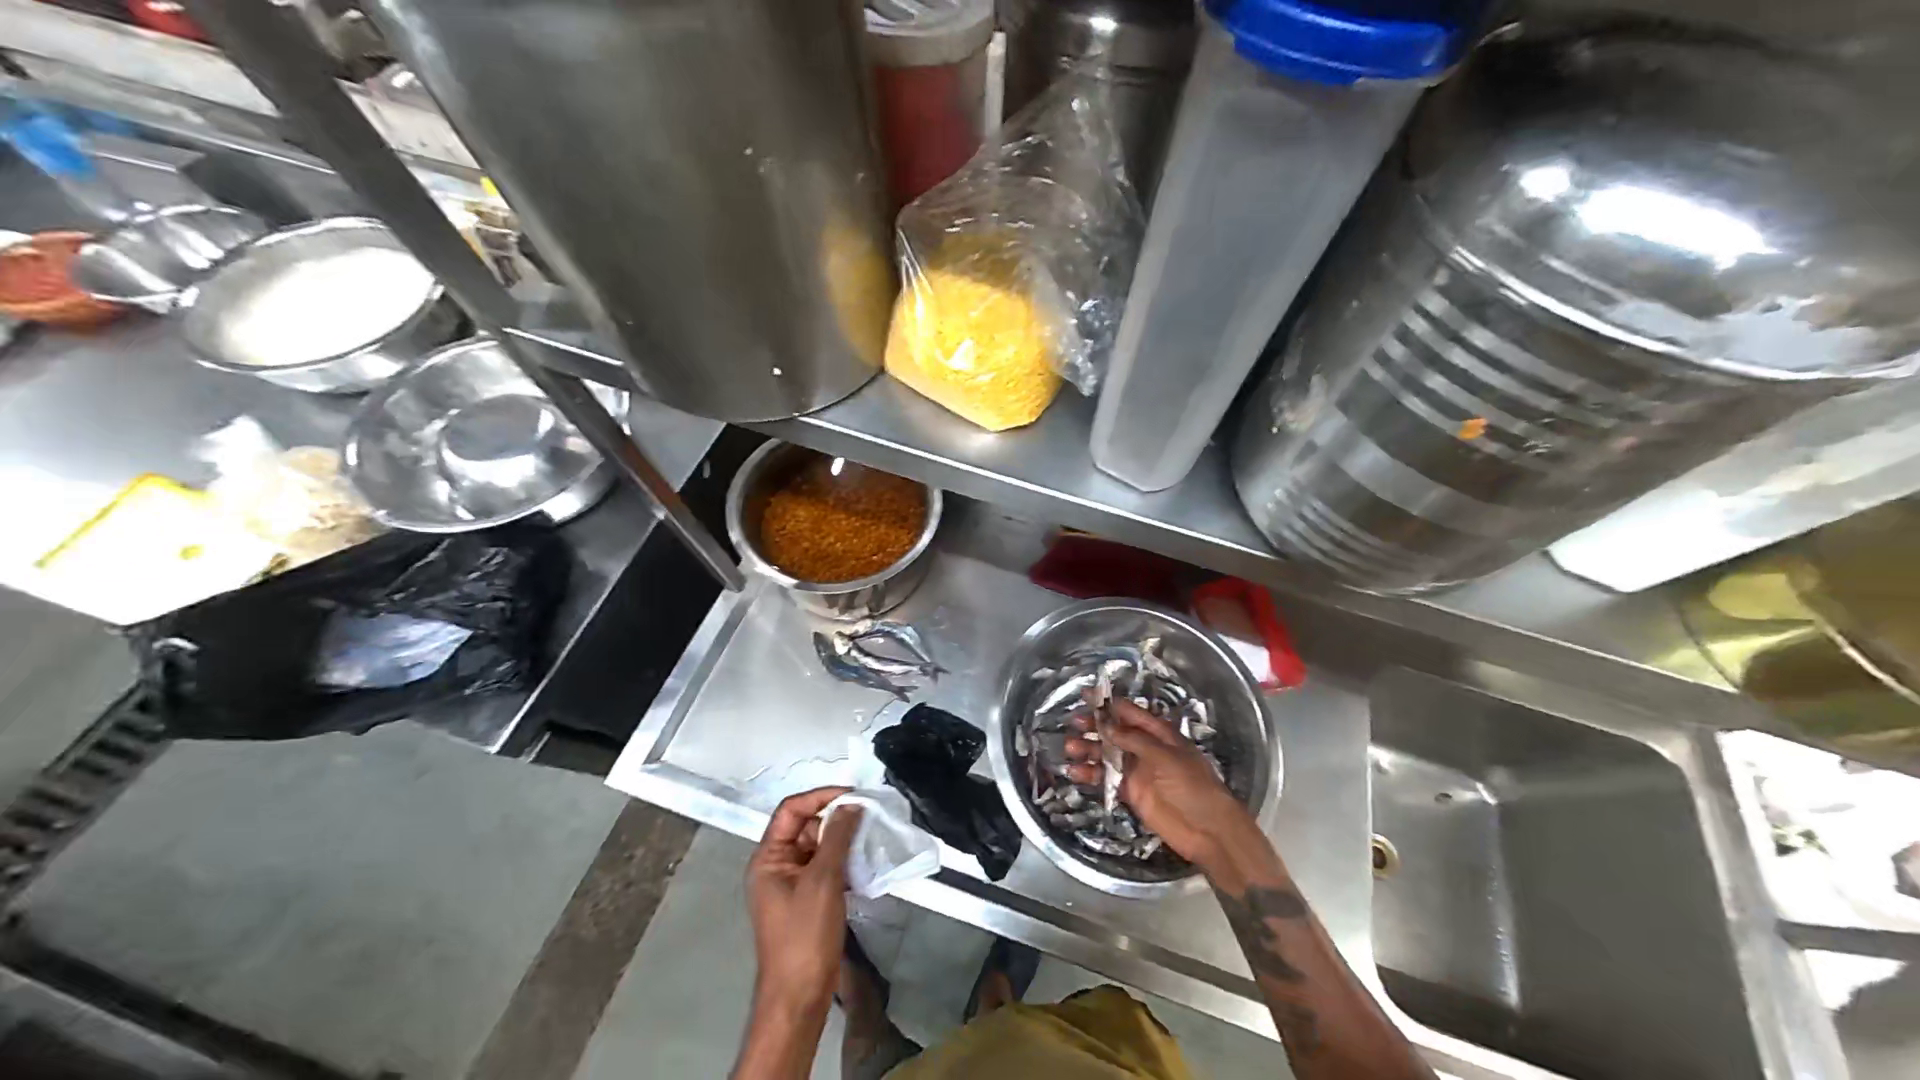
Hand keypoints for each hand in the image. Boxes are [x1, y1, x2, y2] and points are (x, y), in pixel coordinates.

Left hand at [746, 787, 860, 1009]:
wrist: (799, 996)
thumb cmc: (804, 936)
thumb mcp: (823, 881)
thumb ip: (837, 838)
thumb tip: (852, 805)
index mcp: (768, 858)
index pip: (791, 810)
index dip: (820, 797)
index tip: (853, 796)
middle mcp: (776, 866)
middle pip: (806, 826)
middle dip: (836, 819)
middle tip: (868, 816)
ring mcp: (791, 884)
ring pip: (819, 847)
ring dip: (843, 840)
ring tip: (871, 836)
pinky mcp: (807, 899)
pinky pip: (826, 868)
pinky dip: (844, 861)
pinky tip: (865, 863)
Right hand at [1065, 696, 1262, 871]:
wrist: (1208, 830)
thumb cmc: (1194, 787)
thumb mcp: (1166, 757)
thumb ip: (1135, 741)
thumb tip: (1106, 725)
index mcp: (1159, 733)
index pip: (1129, 713)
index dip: (1108, 704)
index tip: (1085, 696)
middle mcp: (1145, 748)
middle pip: (1115, 732)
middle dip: (1094, 727)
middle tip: (1074, 724)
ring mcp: (1137, 770)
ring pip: (1107, 755)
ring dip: (1088, 750)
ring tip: (1069, 749)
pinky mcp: (1130, 792)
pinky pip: (1106, 779)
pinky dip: (1090, 775)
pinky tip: (1075, 773)